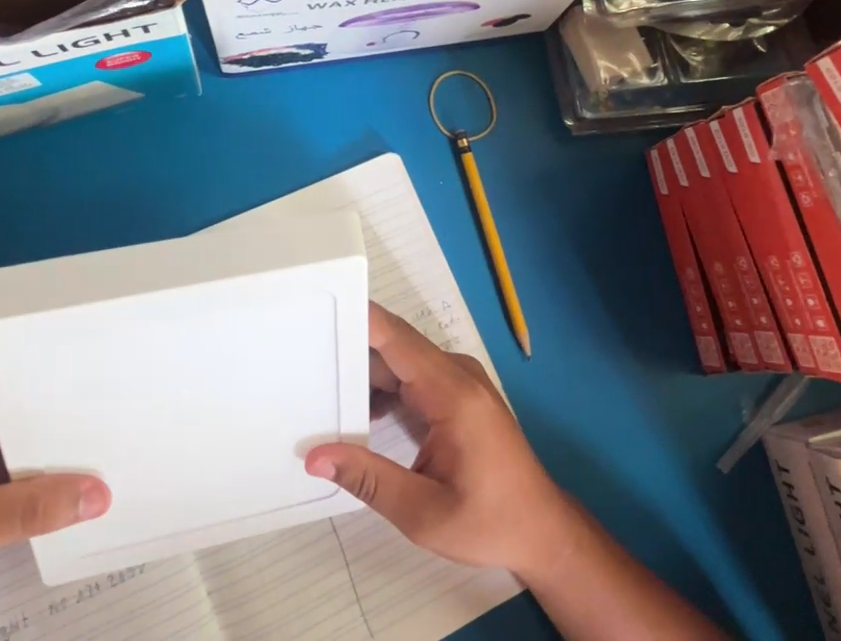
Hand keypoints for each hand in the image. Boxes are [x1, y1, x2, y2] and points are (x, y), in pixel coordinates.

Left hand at [0, 373, 111, 570]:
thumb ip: (33, 509)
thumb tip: (102, 494)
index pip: (43, 359)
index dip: (85, 361)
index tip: (127, 367)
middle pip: (52, 386)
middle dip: (90, 397)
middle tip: (139, 406)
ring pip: (47, 413)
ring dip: (76, 426)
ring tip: (126, 431)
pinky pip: (39, 437)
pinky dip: (60, 449)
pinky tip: (90, 463)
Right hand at [303, 303, 585, 581]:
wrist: (544, 532)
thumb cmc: (491, 523)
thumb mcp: (424, 513)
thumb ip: (368, 479)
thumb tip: (314, 457)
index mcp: (452, 392)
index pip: (395, 337)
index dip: (356, 319)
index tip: (315, 308)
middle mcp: (456, 375)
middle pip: (391, 348)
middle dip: (346, 350)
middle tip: (296, 358)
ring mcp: (457, 383)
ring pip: (397, 364)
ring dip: (361, 376)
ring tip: (313, 386)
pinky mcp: (455, 397)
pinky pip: (409, 380)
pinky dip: (380, 391)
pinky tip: (351, 414)